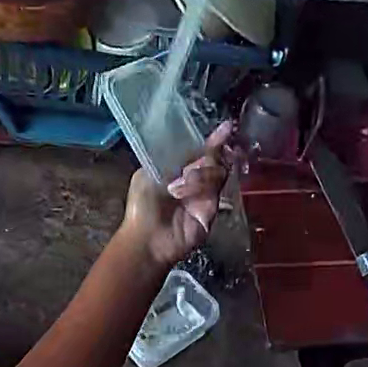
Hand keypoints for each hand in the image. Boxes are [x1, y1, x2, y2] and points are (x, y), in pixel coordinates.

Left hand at [119, 121, 235, 268]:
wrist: (146, 238)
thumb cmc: (142, 206)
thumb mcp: (149, 173)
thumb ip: (170, 157)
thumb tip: (191, 143)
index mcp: (179, 170)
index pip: (200, 151)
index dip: (213, 140)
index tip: (225, 128)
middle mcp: (195, 181)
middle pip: (215, 159)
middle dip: (215, 150)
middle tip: (218, 144)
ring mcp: (205, 196)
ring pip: (217, 172)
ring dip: (201, 172)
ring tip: (180, 183)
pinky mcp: (211, 210)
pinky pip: (214, 190)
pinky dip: (200, 185)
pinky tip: (184, 190)